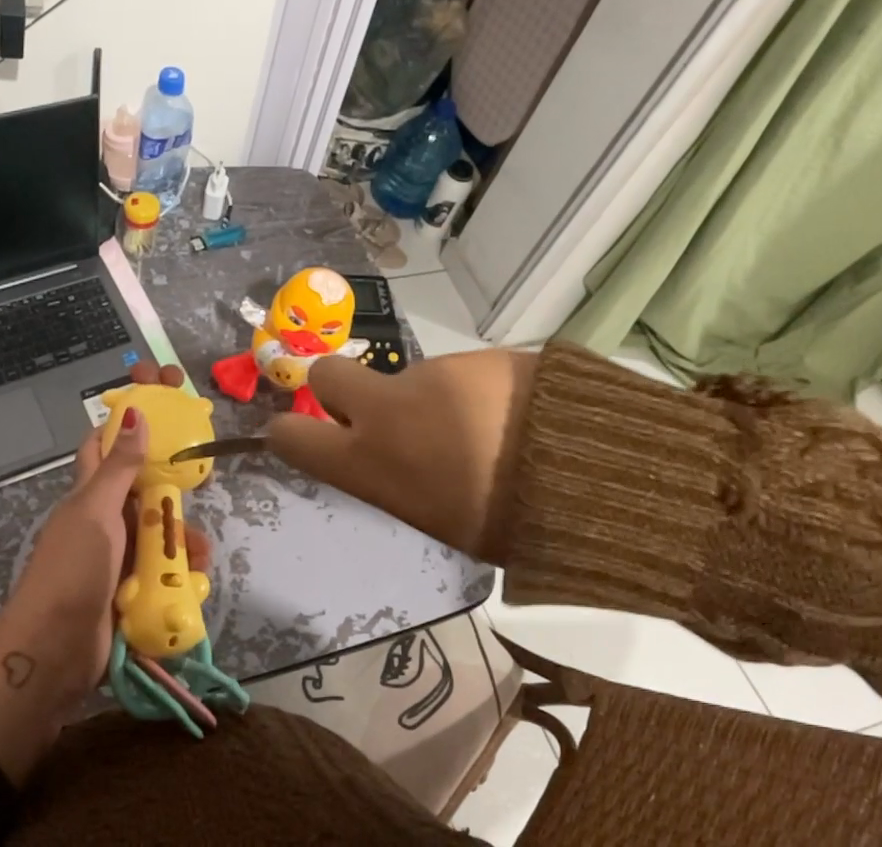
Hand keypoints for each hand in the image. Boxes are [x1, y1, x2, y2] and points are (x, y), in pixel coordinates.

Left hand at [0, 361, 206, 784]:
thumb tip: (133, 412)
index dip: (129, 416)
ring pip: (159, 533)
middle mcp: (102, 520)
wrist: (54, 653)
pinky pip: (163, 571)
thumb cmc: (72, 572)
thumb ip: (120, 467)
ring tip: (198, 553)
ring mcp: (116, 557)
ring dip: (181, 539)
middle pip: (143, 489)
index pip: (105, 443)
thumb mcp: (96, 513)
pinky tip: (193, 581)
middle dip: (173, 489)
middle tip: (203, 483)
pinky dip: (179, 574)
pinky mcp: (130, 590)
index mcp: (88, 494)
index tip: (162, 391)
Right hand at [266, 349, 536, 564]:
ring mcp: (432, 374)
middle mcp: (388, 409)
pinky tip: (515, 415)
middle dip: (341, 390)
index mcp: (369, 462)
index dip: (289, 431)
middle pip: (328, 374)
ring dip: (431, 400)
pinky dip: (474, 391)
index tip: (302, 434)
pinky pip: (461, 373)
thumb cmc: (507, 527)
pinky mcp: (475, 354)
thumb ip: (396, 479)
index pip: (291, 434)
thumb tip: (392, 459)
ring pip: (409, 379)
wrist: (592, 475)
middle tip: (382, 415)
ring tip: (485, 431)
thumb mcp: (434, 519)